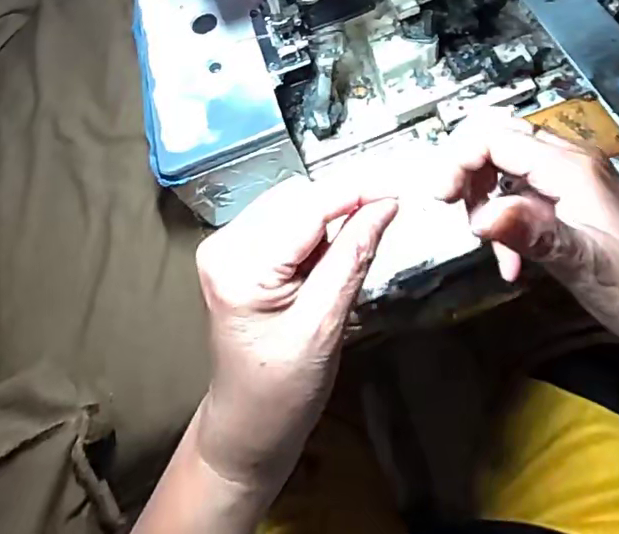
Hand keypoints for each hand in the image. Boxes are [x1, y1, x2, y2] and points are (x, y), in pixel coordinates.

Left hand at [190, 176, 398, 493]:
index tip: (394, 192)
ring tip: (330, 272)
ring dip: (325, 223)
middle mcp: (224, 245)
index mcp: (239, 267)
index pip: (306, 209)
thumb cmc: (283, 390)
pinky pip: (284, 218)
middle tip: (369, 240)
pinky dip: (311, 233)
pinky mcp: (235, 249)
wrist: (247, 426)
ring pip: (293, 203)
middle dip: (339, 212)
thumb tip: (384, 206)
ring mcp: (226, 245)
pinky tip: (315, 267)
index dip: (354, 194)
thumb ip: (353, 257)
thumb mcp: (325, 326)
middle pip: (298, 198)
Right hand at [427, 113, 618, 362]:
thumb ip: (535, 235)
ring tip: (491, 248)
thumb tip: (479, 216)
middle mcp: (568, 161)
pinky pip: (520, 191)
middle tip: (454, 212)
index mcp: (572, 168)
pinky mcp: (568, 199)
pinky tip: (511, 260)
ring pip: (504, 164)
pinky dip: (504, 218)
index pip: (497, 137)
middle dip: (467, 172)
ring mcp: (569, 178)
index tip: (441, 199)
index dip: (460, 159)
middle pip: (497, 139)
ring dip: (484, 199)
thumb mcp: (590, 268)